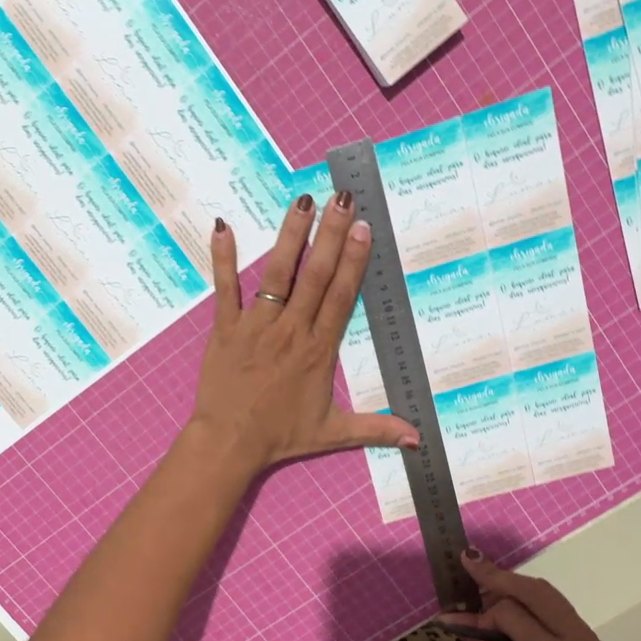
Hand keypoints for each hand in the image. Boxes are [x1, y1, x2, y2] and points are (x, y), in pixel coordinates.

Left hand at [187, 192, 419, 474]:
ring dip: (290, 236)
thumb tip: (417, 439)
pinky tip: (223, 227)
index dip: (354, 261)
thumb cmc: (280, 436)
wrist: (230, 442)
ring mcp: (257, 326)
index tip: (364, 228)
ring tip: (302, 201)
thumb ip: (375, 429)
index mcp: (319, 349)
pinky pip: (225, 289)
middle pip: (316, 275)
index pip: (341, 296)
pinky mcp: (226, 329)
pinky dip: (223, 259)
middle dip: (331, 235)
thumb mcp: (332, 434)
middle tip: (343, 198)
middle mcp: (291, 330)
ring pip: (277, 274)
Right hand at [441, 550, 639, 640]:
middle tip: (468, 561)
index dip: (482, 617)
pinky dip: (528, 592)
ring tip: (485, 577)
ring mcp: (581, 628)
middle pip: (530, 589)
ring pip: (543, 589)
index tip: (462, 624)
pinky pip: (552, 600)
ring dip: (513, 582)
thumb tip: (459, 622)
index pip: (507, 614)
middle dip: (497, 575)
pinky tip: (510, 594)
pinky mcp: (583, 630)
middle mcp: (569, 633)